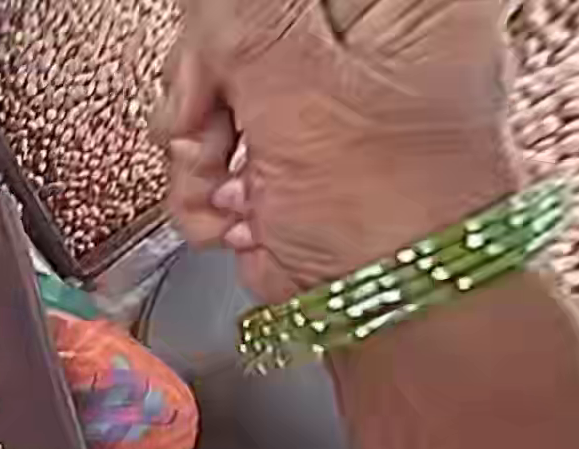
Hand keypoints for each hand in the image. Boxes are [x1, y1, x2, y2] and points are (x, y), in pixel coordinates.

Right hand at [159, 0, 524, 303]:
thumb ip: (253, 32)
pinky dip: (201, 200)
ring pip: (195, 116)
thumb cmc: (378, 198)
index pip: (257, 2)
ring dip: (195, 169)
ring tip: (237, 196)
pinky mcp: (260, 159)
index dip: (216, 41)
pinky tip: (238, 215)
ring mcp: (296, 109)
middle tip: (215, 147)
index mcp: (383, 4)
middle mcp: (337, 50)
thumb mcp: (310, 99)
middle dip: (196, 114)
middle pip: (219, 52)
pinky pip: (195, 166)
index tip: (205, 91)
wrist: (370, 290)